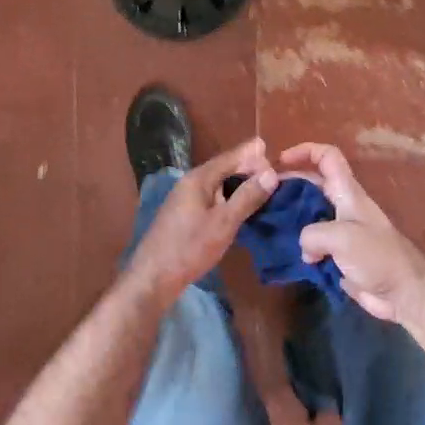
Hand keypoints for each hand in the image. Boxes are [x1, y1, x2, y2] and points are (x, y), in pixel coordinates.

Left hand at [125, 139, 277, 302]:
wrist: (154, 277)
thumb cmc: (190, 247)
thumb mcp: (224, 223)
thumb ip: (247, 197)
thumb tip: (271, 173)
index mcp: (198, 179)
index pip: (229, 158)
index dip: (250, 154)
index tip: (269, 148)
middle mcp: (190, 183)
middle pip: (222, 169)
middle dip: (246, 168)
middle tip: (270, 171)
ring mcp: (184, 200)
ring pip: (217, 185)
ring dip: (237, 184)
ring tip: (260, 187)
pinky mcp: (184, 216)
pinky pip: (211, 199)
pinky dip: (228, 198)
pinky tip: (239, 209)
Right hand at [282, 142, 424, 323]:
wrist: (403, 293)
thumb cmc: (377, 257)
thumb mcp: (342, 237)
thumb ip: (313, 234)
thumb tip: (304, 248)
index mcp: (347, 192)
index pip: (327, 157)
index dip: (305, 151)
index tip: (279, 160)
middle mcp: (342, 206)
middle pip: (311, 184)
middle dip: (287, 184)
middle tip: (261, 194)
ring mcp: (339, 230)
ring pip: (308, 213)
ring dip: (288, 215)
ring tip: (264, 221)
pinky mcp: (337, 254)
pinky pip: (311, 242)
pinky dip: (296, 243)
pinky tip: (279, 249)